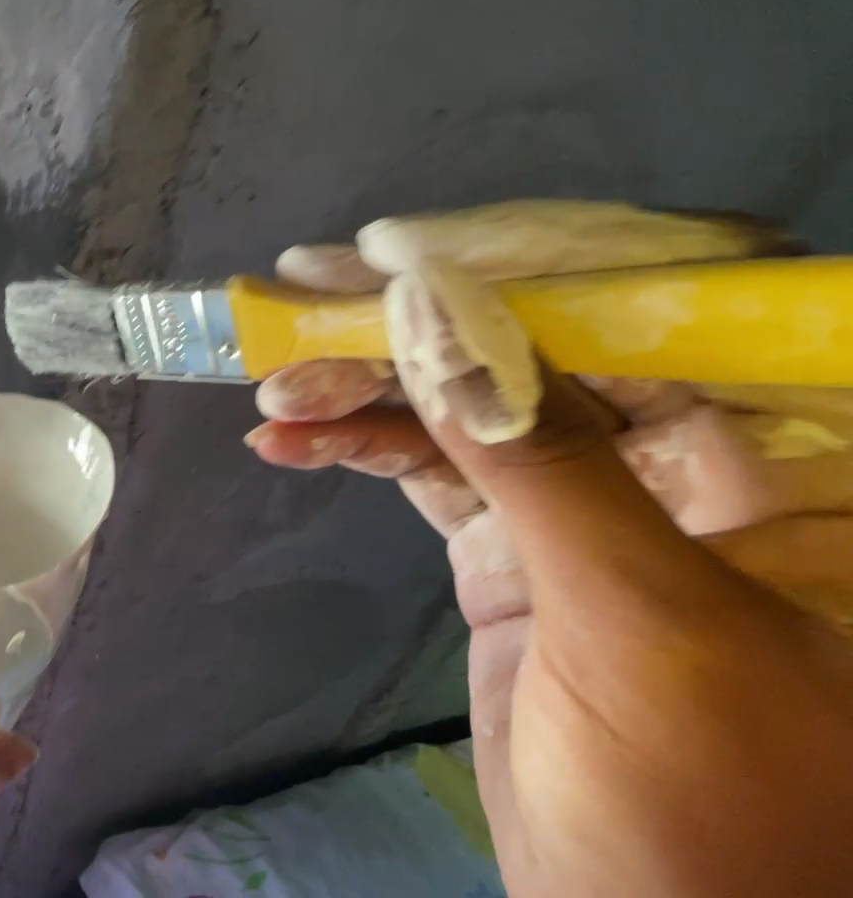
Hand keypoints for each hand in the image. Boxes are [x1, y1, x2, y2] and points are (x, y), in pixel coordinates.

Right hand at [247, 201, 852, 896]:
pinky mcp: (511, 545)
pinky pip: (424, 468)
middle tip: (298, 295)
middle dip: (411, 321)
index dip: (524, 260)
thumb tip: (426, 307)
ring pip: (463, 405)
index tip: (394, 252)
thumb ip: (535, 452)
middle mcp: (689, 459)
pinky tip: (287, 441)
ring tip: (272, 391)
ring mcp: (588, 503)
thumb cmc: (712, 806)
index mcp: (786, 456)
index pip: (658, 305)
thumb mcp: (637, 615)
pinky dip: (354, 447)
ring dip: (362, 392)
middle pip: (533, 346)